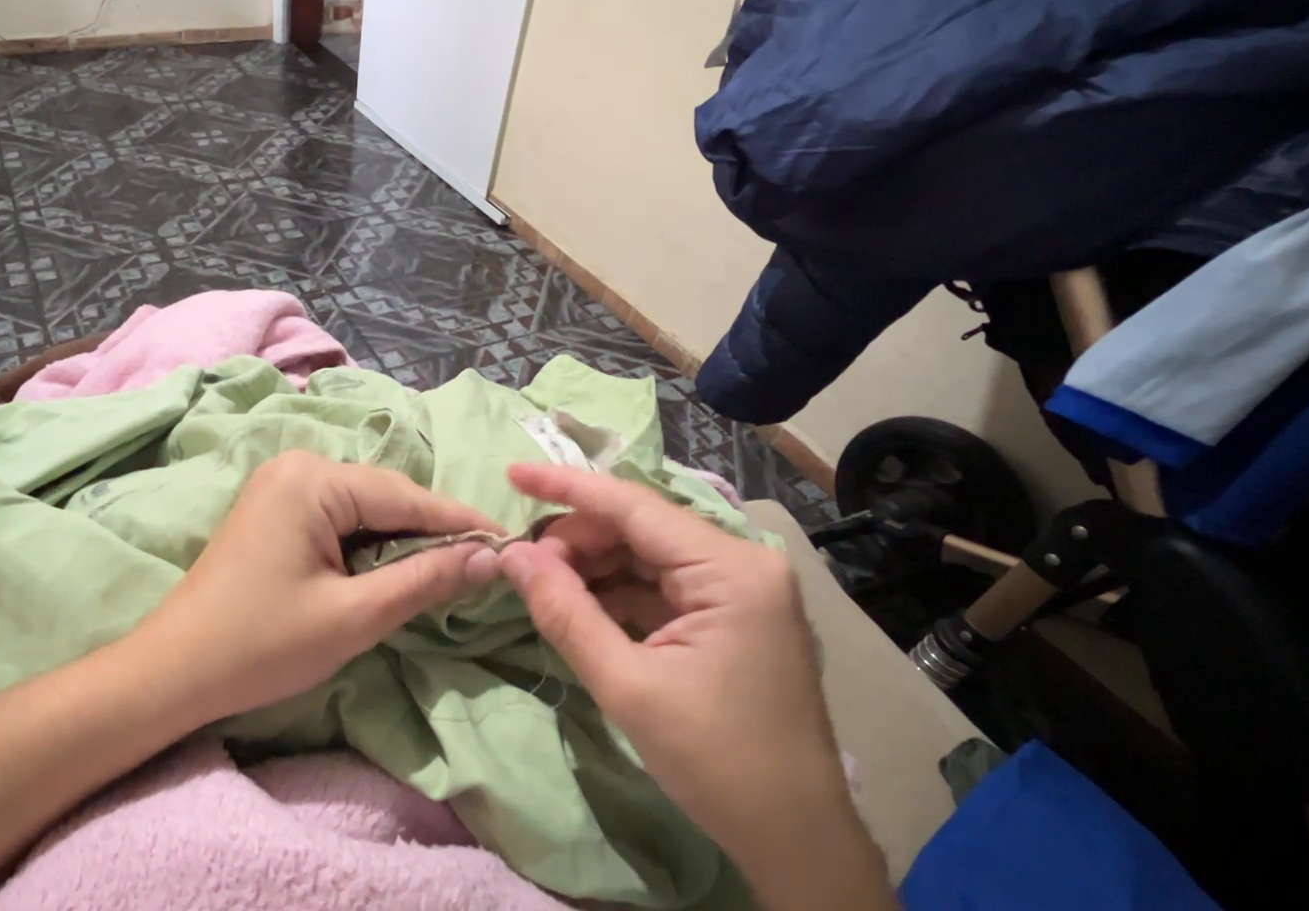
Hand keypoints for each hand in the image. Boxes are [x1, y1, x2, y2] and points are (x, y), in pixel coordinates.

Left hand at [129, 451, 501, 724]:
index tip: (513, 543)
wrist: (174, 671)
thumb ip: (426, 580)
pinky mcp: (275, 509)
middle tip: (486, 564)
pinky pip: (339, 517)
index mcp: (313, 479)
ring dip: (403, 540)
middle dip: (433, 532)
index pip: (407, 496)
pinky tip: (395, 568)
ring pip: (365, 508)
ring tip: (451, 570)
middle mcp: (298, 465)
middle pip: (386, 497)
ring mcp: (282, 484)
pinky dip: (371, 544)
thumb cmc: (262, 645)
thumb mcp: (354, 616)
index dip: (462, 523)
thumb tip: (490, 557)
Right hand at [499, 464, 893, 910]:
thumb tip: (512, 555)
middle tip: (523, 565)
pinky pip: (662, 585)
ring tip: (544, 586)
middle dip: (577, 540)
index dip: (566, 486)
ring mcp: (741, 589)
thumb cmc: (717, 761)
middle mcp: (742, 563)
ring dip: (593, 566)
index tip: (512, 472)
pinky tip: (579, 606)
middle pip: (640, 528)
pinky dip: (617, 592)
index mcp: (731, 569)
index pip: (634, 506)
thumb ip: (565, 612)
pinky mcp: (732, 615)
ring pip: (647, 555)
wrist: (795, 836)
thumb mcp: (628, 686)